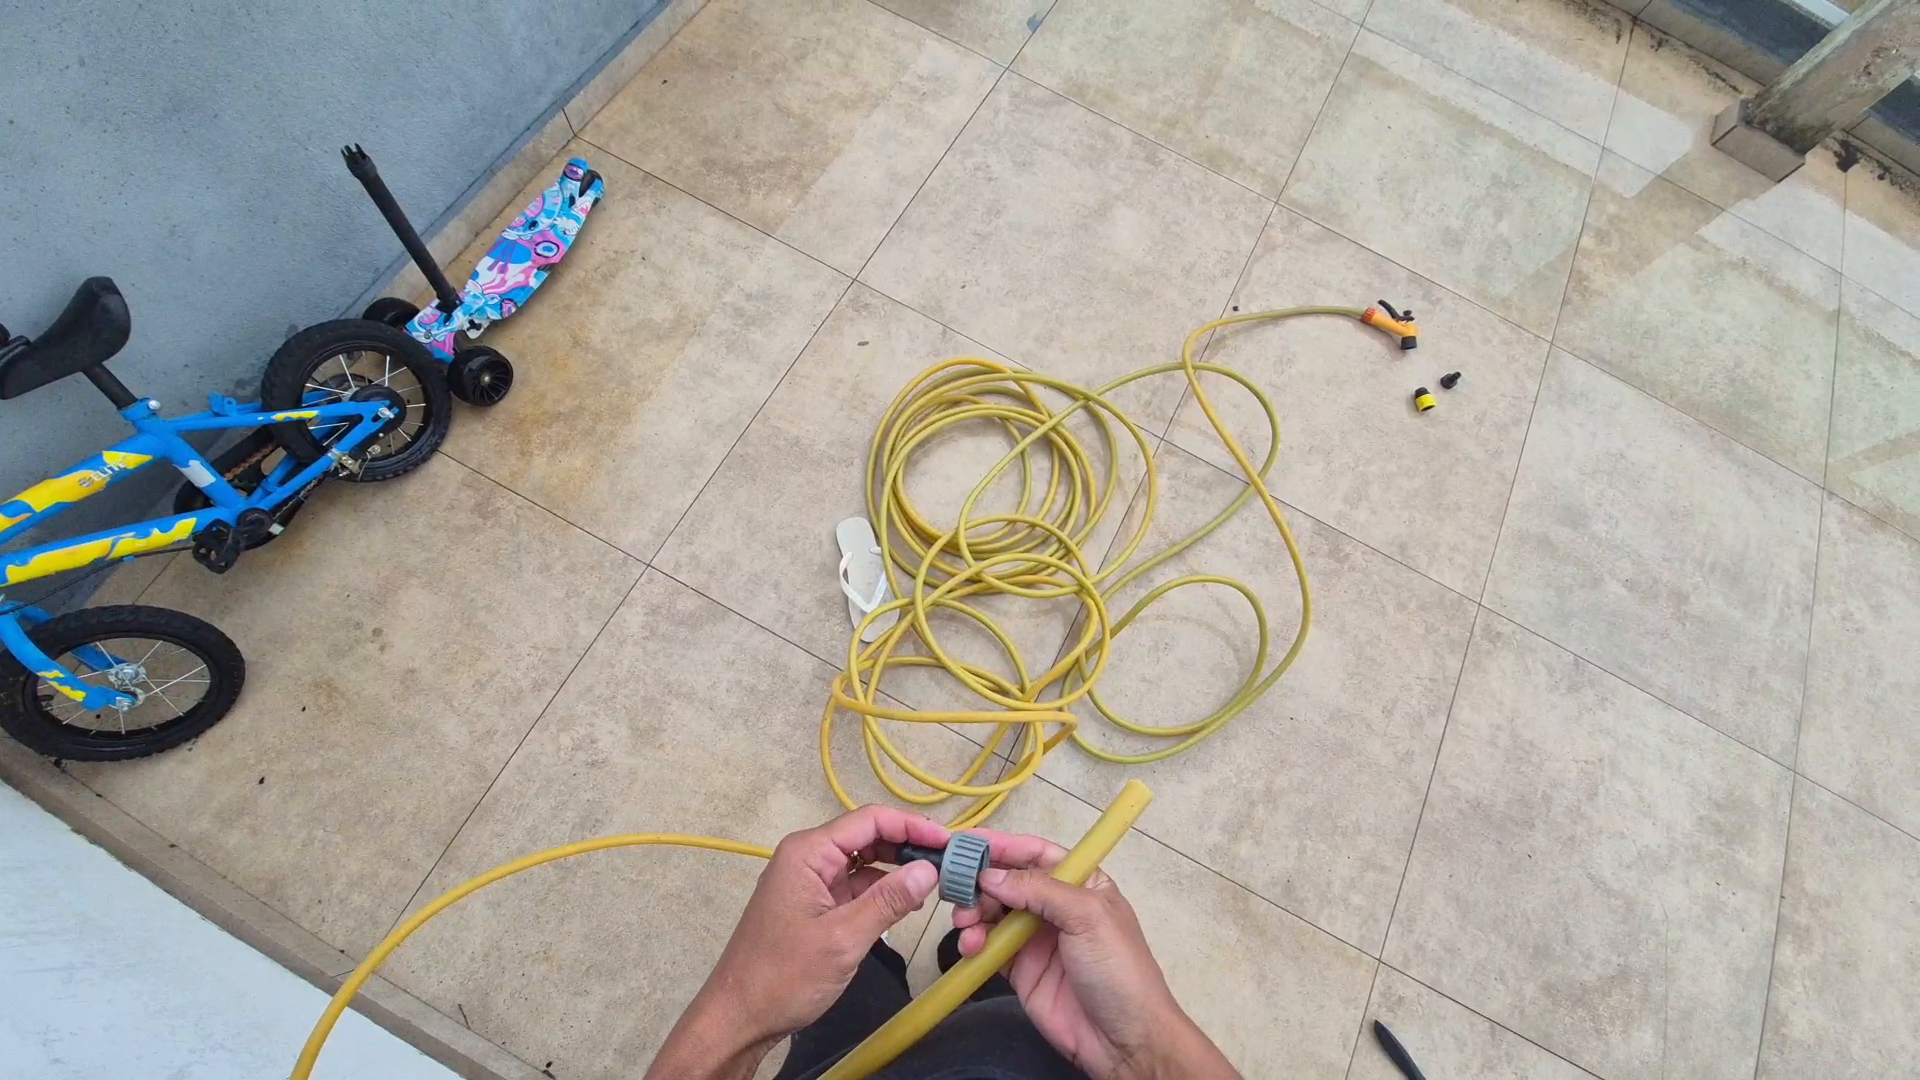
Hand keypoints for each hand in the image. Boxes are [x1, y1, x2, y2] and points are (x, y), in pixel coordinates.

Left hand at [645, 807, 946, 1079]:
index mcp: (809, 851)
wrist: (737, 1020)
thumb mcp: (844, 939)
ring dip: (895, 867)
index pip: (870, 820)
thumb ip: (888, 901)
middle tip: (946, 859)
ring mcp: (809, 878)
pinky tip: (905, 900)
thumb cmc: (784, 976)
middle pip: (866, 835)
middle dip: (906, 844)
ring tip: (933, 878)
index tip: (946, 840)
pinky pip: (853, 882)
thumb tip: (929, 870)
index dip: (911, 826)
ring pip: (862, 859)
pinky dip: (879, 888)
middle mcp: (808, 855)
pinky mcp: (813, 901)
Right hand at [953, 832, 1238, 1079]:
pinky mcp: (1020, 968)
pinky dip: (974, 940)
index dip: (1003, 846)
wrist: (1126, 1043)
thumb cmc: (1119, 969)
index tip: (969, 844)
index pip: (1035, 853)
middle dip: (981, 881)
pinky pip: (989, 945)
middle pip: (1008, 880)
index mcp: (1079, 881)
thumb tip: (991, 875)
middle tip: (959, 888)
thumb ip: (1038, 890)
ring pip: (993, 911)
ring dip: (974, 911)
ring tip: (965, 922)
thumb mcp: (1086, 916)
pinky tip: (970, 945)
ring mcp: (1035, 937)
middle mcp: (1054, 904)